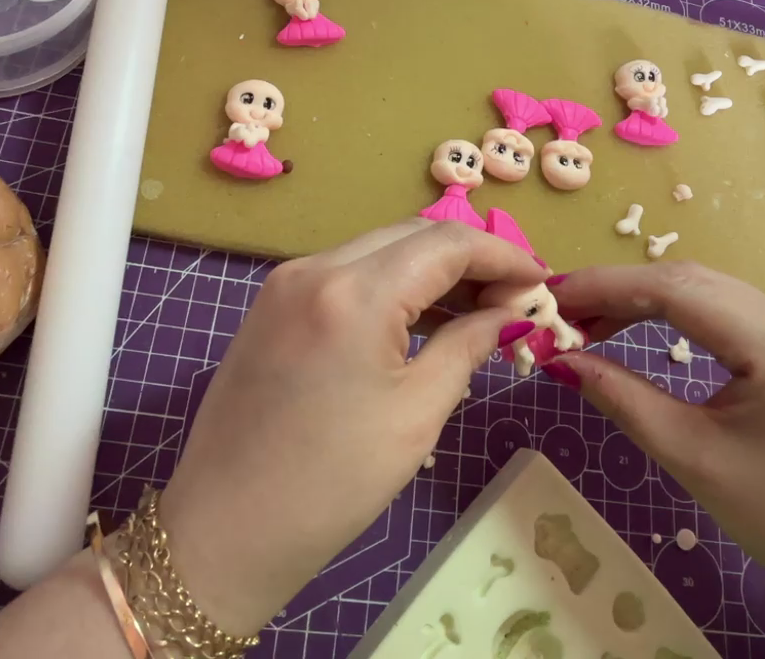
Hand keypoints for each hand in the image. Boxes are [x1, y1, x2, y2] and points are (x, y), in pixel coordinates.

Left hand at [157, 220, 546, 635]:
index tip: (541, 283)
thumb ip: (468, 345)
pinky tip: (421, 317)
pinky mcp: (273, 301)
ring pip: (378, 250)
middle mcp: (315, 266)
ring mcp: (287, 280)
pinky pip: (346, 272)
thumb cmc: (331, 483)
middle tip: (512, 300)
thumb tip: (510, 314)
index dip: (502, 256)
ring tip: (476, 310)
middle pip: (411, 235)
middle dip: (469, 259)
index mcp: (353, 291)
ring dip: (430, 270)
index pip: (445, 242)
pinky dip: (390, 284)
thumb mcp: (416, 413)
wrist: (224, 528)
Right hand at [546, 263, 764, 641]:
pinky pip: (721, 306)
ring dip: (639, 297)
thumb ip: (619, 396)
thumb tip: (556, 357)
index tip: (549, 297)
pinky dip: (670, 310)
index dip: (605, 285)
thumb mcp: (690, 456)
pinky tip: (634, 323)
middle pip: (688, 280)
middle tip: (558, 313)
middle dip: (616, 289)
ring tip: (585, 320)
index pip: (676, 289)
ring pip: (703, 288)